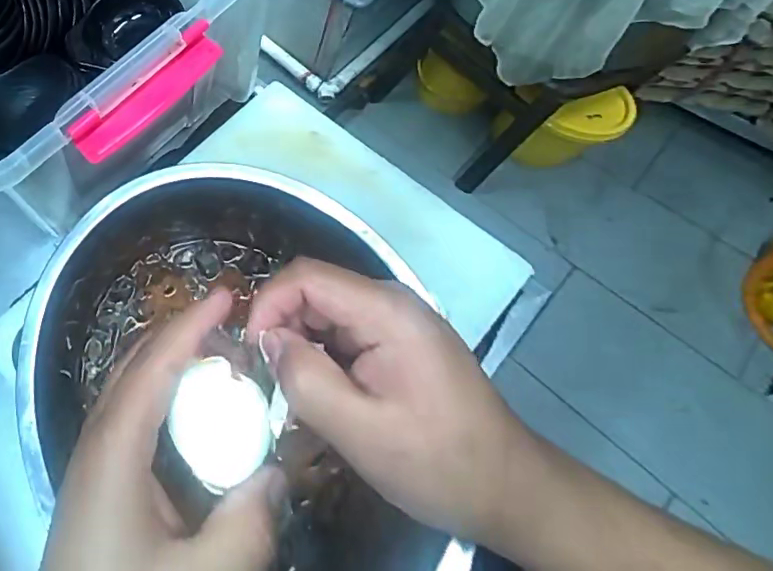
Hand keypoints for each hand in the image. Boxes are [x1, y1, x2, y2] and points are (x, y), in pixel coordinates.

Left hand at [41, 288, 287, 570]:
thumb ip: (245, 527)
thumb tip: (277, 477)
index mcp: (116, 441)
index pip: (157, 362)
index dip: (193, 324)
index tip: (227, 295)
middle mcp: (98, 433)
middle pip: (139, 363)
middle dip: (183, 337)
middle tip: (234, 331)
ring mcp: (93, 454)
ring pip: (132, 386)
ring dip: (172, 366)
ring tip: (219, 363)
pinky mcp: (97, 477)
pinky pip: (132, 416)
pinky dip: (164, 399)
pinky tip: (192, 419)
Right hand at [244, 258, 543, 544]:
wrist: (517, 494)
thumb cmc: (442, 465)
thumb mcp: (364, 434)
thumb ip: (307, 380)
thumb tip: (268, 341)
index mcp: (387, 312)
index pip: (305, 277)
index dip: (269, 304)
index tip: (254, 350)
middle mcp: (391, 301)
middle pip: (313, 289)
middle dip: (283, 325)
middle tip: (271, 375)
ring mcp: (397, 317)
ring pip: (324, 309)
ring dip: (301, 341)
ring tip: (295, 387)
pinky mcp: (398, 336)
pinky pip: (342, 327)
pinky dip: (322, 352)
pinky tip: (326, 389)